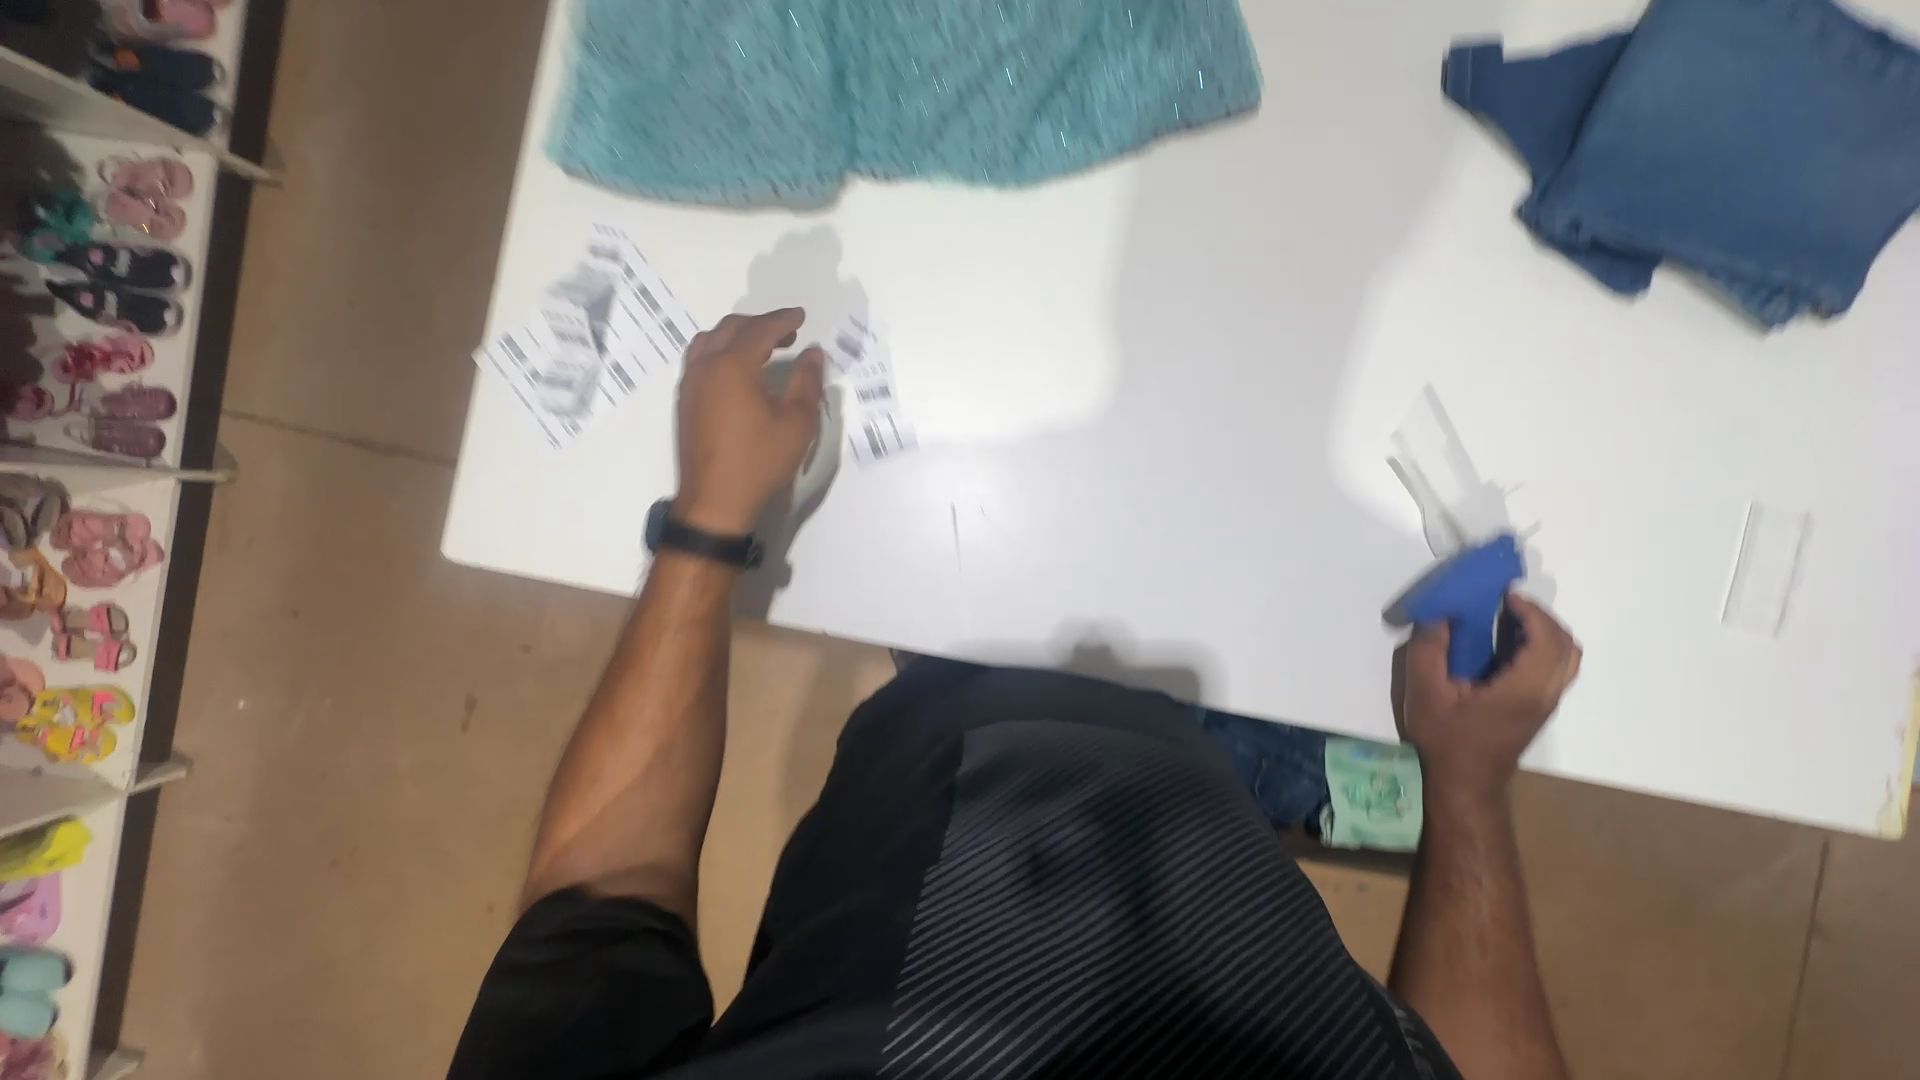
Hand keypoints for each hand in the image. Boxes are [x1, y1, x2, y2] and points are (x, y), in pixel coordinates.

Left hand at [673, 308, 825, 535]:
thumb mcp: (797, 423)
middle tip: (787, 333)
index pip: (760, 330)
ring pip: (709, 342)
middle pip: (730, 329)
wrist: (715, 501)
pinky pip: (700, 360)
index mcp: (733, 366)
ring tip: (762, 348)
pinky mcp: (685, 403)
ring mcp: (690, 385)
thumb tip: (813, 353)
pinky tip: (739, 373)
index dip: (783, 320)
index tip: (801, 317)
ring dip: (736, 336)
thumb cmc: (760, 462)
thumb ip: (807, 382)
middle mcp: (705, 367)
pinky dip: (721, 352)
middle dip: (760, 324)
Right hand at [1394, 593, 1581, 799]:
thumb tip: (1438, 616)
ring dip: (1544, 633)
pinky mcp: (1537, 709)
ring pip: (1566, 659)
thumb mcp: (1424, 692)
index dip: (1532, 612)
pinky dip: (1540, 648)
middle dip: (1542, 618)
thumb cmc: (1445, 739)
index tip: (1503, 596)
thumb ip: (1429, 650)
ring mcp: (1545, 704)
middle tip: (1507, 604)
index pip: (1548, 640)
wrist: (1463, 783)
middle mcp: (1545, 695)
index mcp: (1523, 689)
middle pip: (1567, 647)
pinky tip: (1505, 646)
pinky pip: (1554, 669)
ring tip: (1508, 621)